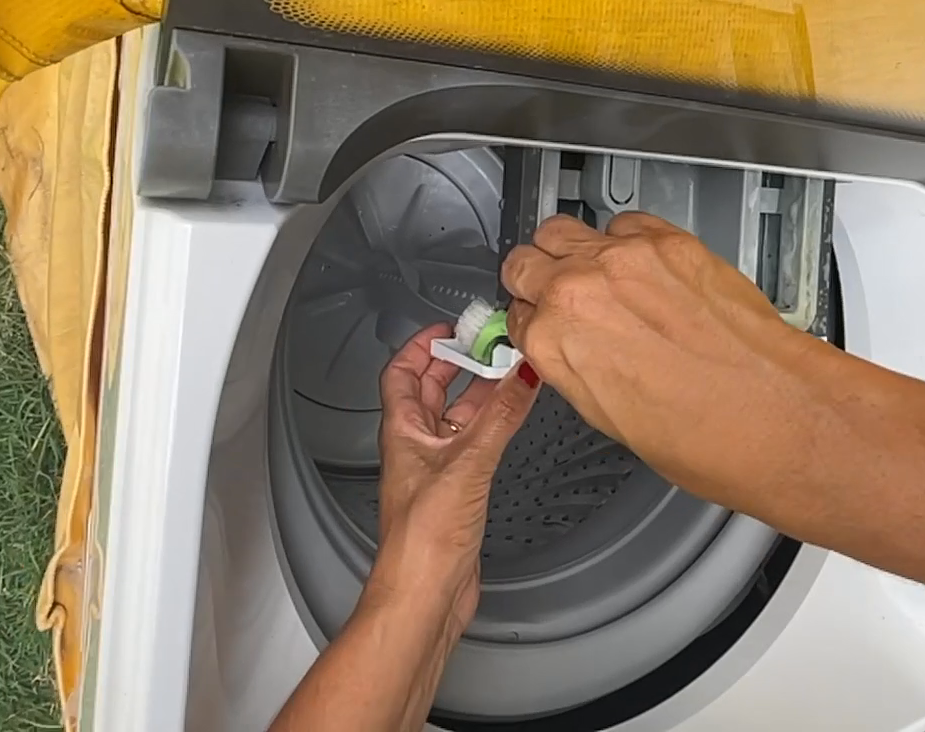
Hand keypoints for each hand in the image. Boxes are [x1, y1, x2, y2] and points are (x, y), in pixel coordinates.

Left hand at [364, 323, 541, 640]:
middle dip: (455, 364)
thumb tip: (524, 374)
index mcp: (402, 431)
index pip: (401, 372)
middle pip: (429, 390)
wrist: (424, 596)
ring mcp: (435, 469)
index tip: (449, 327)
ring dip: (477, 394)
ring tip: (506, 372)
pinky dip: (489, 425)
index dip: (420, 345)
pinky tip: (509, 418)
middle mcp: (415, 446)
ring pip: (454, 417)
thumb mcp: (467, 463)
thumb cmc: (422, 538)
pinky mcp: (455, 491)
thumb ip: (500, 416)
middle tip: (485, 345)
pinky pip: (471, 444)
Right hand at [501, 212, 818, 504]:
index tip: (543, 321)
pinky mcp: (665, 240)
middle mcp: (577, 290)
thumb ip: (572, 364)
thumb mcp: (607, 414)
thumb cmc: (703, 435)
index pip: (515, 313)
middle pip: (524, 260)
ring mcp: (620, 258)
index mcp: (552, 341)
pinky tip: (643, 267)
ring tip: (596, 272)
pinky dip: (624, 240)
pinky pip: (622, 222)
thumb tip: (570, 345)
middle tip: (555, 291)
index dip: (531, 319)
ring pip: (561, 228)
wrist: (777, 414)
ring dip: (569, 250)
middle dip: (534, 278)